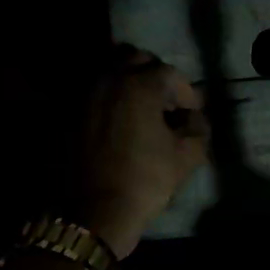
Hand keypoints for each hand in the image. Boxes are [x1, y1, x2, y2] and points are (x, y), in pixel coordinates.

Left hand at [71, 47, 207, 256]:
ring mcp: (85, 93)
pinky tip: (119, 120)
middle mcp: (108, 79)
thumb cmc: (144, 180)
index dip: (186, 91)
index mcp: (138, 85)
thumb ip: (198, 127)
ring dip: (129, 82)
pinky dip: (109, 96)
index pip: (169, 73)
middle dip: (155, 75)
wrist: (95, 210)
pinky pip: (94, 91)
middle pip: (136, 59)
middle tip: (166, 102)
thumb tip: (193, 116)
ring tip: (142, 109)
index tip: (192, 111)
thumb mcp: (186, 156)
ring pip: (110, 71)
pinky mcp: (70, 110)